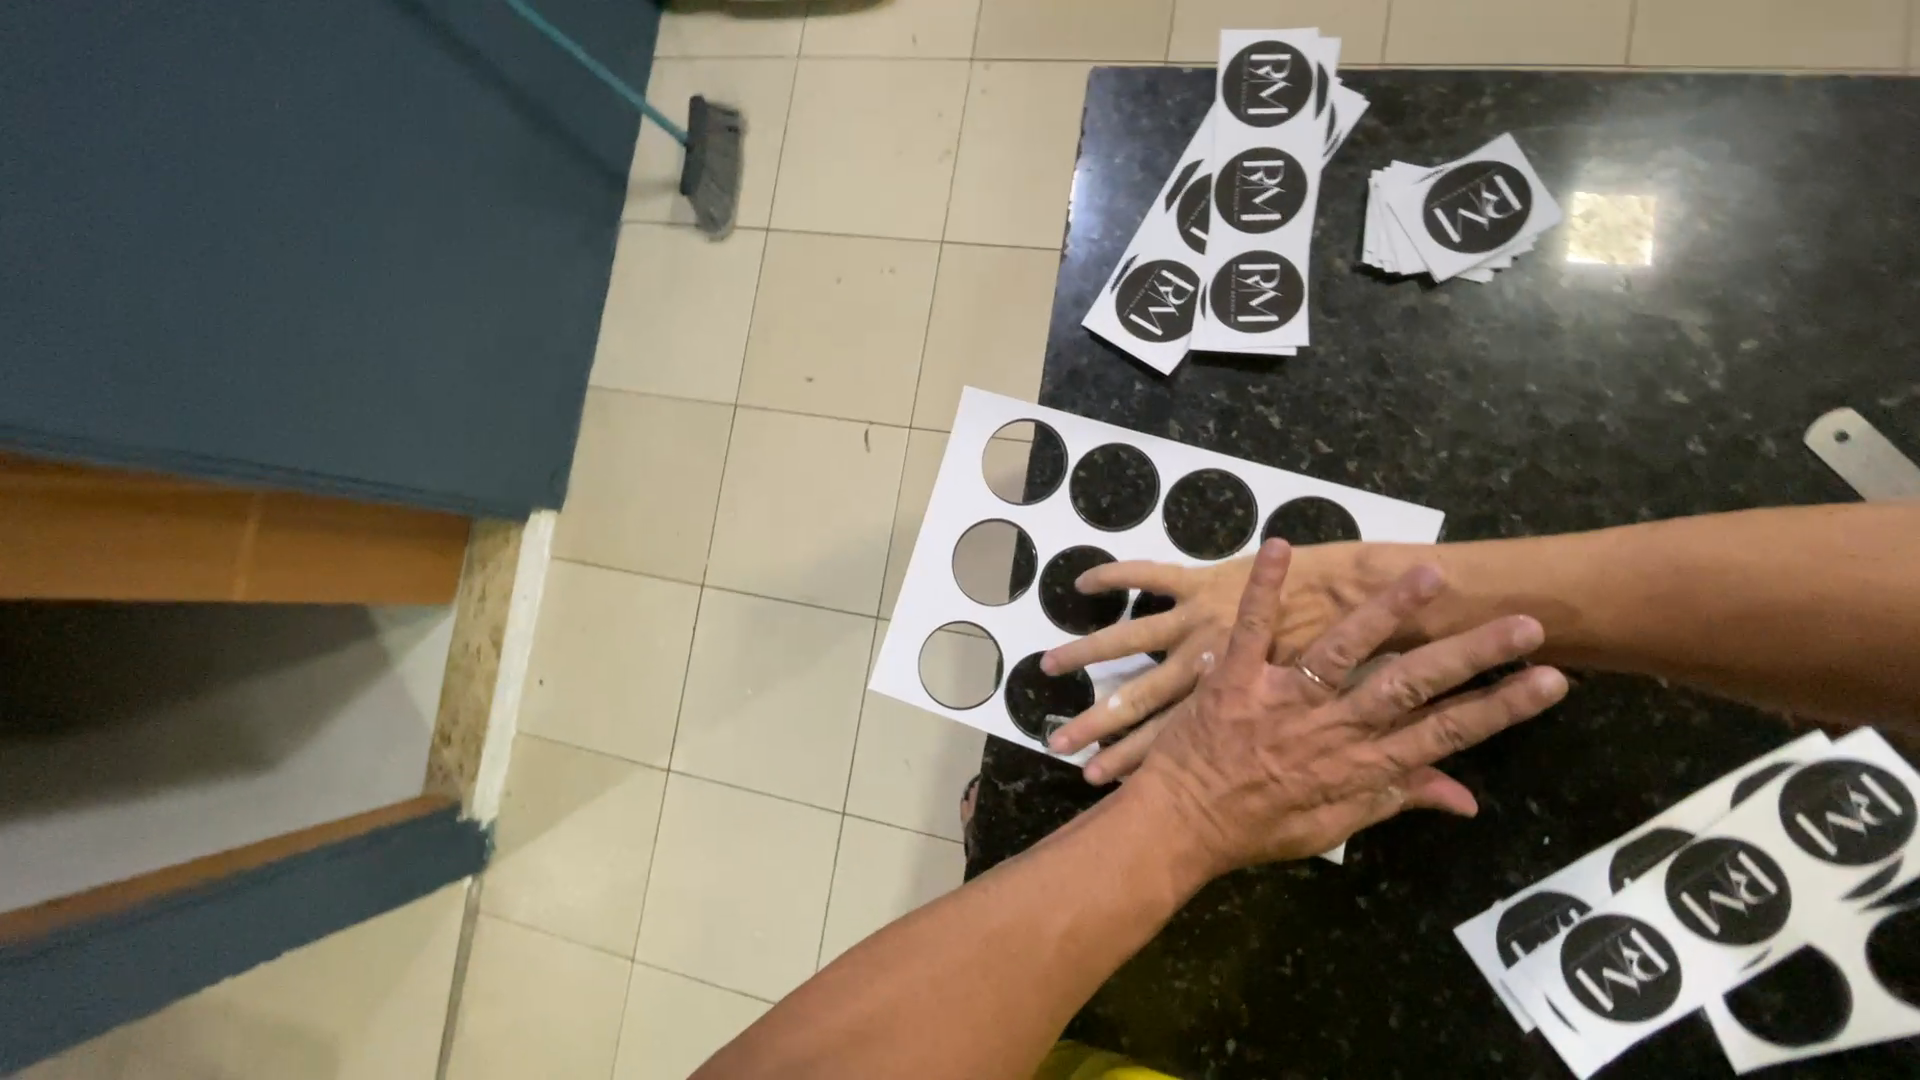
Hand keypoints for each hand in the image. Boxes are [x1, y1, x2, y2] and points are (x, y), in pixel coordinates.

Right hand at [1041, 544, 1382, 781]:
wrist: (1362, 597)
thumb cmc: (1356, 666)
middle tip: (1057, 745)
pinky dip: (1116, 576)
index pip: (1171, 744)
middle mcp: (1206, 666)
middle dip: (1096, 725)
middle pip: (1139, 701)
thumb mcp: (1355, 732)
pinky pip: (1152, 576)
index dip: (1131, 764)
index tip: (1096, 782)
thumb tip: (1322, 812)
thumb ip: (1360, 786)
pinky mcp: (1203, 582)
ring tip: (1044, 665)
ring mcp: (1201, 621)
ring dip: (1086, 652)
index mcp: (1233, 706)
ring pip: (1131, 639)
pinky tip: (1081, 582)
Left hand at [1122, 540, 1567, 871]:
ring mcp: (1280, 696)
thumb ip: (1395, 799)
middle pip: (1410, 685)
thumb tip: (1468, 799)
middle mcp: (1329, 727)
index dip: (1500, 708)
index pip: (1444, 734)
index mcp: (1358, 765)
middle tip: (1525, 622)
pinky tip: (1281, 545)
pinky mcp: (1234, 676)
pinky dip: (1264, 586)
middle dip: (1470, 654)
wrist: (1178, 823)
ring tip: (1429, 574)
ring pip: (1343, 648)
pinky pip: (1251, 626)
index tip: (1550, 679)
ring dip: (1387, 610)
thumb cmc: (1255, 826)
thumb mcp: (1333, 826)